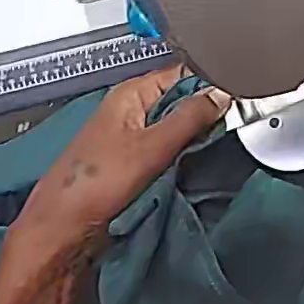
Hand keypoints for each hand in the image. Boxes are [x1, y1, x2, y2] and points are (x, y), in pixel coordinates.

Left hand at [10, 65, 231, 269]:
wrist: (63, 229)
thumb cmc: (98, 183)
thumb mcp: (151, 146)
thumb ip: (189, 117)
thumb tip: (222, 94)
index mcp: (131, 93)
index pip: (182, 73)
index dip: (210, 83)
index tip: (240, 97)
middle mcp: (133, 109)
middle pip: (182, 100)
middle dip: (207, 112)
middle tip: (235, 124)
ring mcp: (133, 136)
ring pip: (177, 127)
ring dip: (197, 136)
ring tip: (222, 143)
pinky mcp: (135, 161)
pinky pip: (169, 149)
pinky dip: (185, 155)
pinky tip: (201, 162)